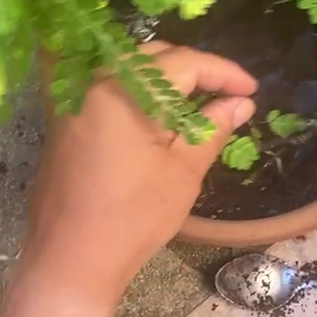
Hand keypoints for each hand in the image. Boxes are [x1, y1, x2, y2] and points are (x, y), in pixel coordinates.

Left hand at [18, 45, 256, 309]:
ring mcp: (72, 100)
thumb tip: (240, 103)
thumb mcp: (183, 172)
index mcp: (123, 91)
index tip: (252, 88)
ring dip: (165, 77)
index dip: (223, 72)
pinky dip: (138, 90)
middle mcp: (92, 83)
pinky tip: (159, 112)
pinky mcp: (64, 120)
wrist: (70, 259)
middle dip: (194, 69)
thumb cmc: (133, 218)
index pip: (183, 63)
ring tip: (198, 101)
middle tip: (228, 94)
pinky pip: (107, 86)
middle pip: (153, 57)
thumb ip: (212, 128)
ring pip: (128, 68)